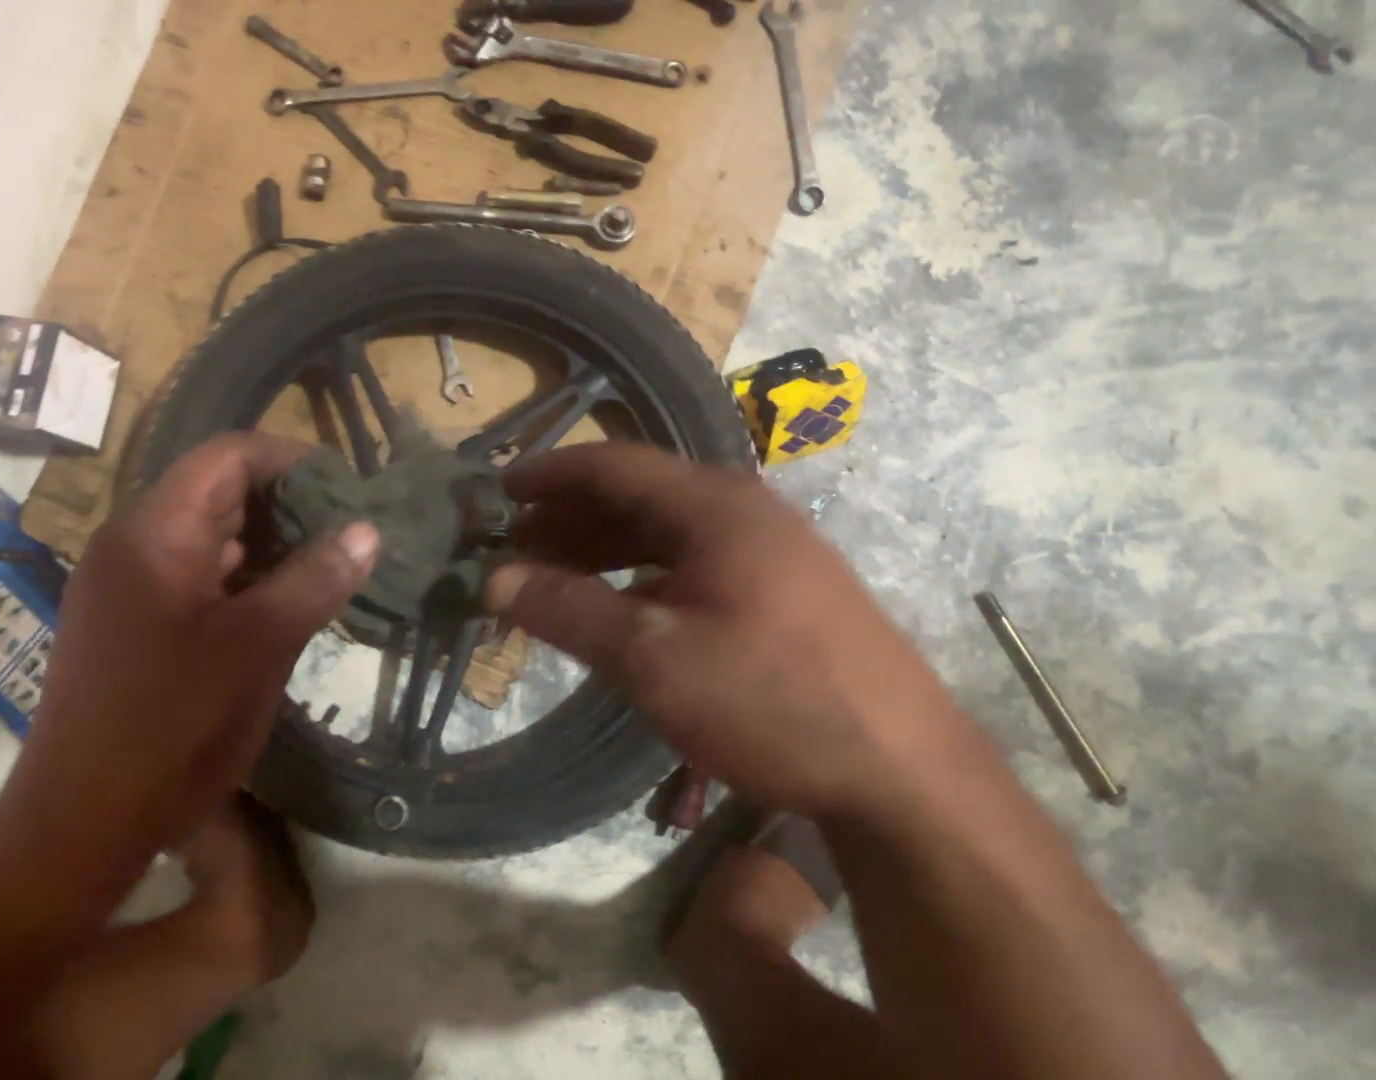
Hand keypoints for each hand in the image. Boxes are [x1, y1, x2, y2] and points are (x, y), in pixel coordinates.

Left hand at [0, 434, 377, 913]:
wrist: (82, 821)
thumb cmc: (171, 726)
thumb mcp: (257, 648)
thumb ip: (314, 581)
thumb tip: (367, 530)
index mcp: (153, 532)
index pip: (227, 455)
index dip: (291, 460)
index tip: (348, 488)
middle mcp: (131, 544)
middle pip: (216, 493)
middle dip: (287, 505)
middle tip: (350, 533)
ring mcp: (125, 586)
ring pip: (207, 539)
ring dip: (267, 546)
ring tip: (329, 569)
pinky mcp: (129, 624)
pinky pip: (193, 579)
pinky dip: (241, 582)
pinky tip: (284, 608)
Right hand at [484, 443, 967, 818]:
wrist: (905, 773)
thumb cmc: (771, 700)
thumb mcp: (652, 657)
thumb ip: (568, 610)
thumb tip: (492, 578)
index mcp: (715, 507)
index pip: (614, 465)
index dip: (549, 474)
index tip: (496, 491)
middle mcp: (745, 514)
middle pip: (639, 497)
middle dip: (569, 517)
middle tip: (513, 545)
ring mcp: (772, 555)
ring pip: (666, 535)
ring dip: (603, 551)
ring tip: (551, 578)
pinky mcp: (784, 596)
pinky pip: (693, 567)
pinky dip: (642, 580)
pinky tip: (619, 614)